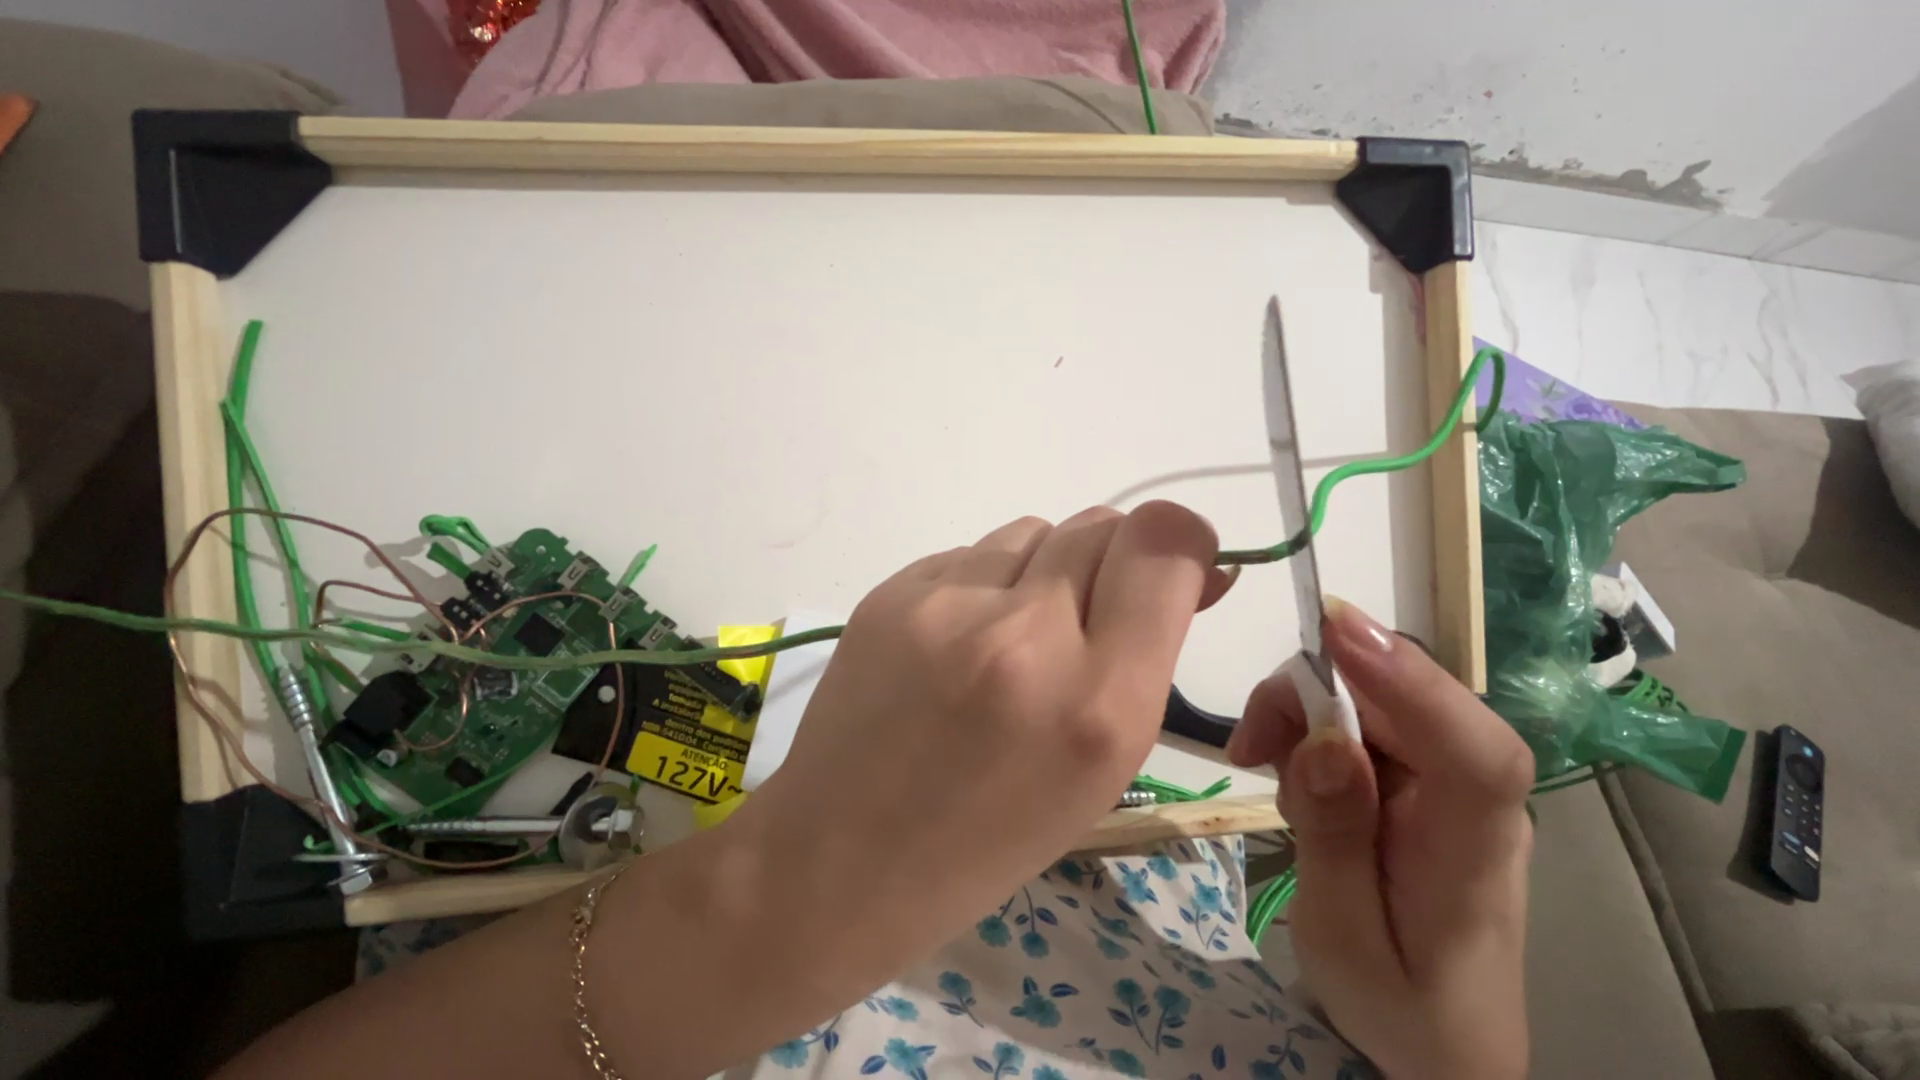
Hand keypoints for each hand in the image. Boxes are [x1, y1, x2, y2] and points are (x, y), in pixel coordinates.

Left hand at [740, 503, 1231, 973]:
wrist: (842, 859)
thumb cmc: (987, 843)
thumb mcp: (1101, 774)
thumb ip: (1143, 663)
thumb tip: (1184, 575)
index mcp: (1098, 704)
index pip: (1163, 544)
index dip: (1184, 545)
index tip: (1176, 574)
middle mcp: (1025, 637)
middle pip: (1102, 524)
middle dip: (1116, 561)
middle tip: (1088, 619)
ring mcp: (947, 606)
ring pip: (1036, 530)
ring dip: (1046, 570)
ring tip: (1012, 637)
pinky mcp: (891, 592)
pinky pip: (970, 555)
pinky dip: (984, 585)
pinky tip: (954, 643)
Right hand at [1228, 598, 1534, 1079]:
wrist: (1446, 1048)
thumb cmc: (1400, 1005)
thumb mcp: (1345, 936)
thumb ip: (1337, 838)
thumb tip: (1324, 740)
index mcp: (1475, 847)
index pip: (1473, 748)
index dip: (1410, 679)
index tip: (1336, 628)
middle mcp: (1474, 797)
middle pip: (1407, 700)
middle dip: (1318, 692)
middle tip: (1247, 743)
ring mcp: (1450, 785)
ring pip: (1377, 702)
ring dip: (1306, 713)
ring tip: (1259, 768)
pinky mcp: (1422, 784)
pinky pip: (1366, 727)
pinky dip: (1313, 732)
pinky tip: (1285, 775)